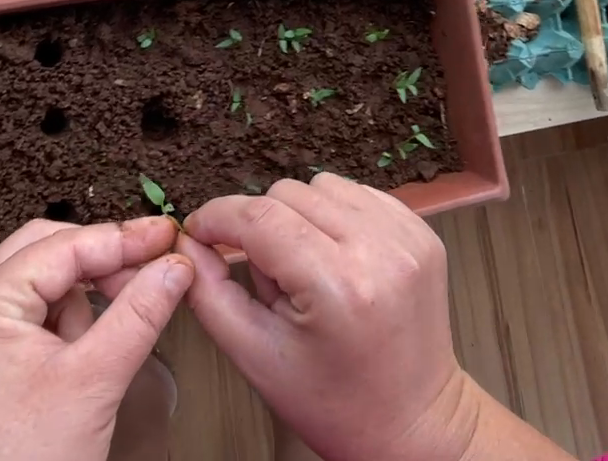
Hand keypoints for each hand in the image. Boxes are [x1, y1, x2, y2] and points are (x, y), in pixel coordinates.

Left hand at [0, 216, 193, 460]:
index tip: (166, 234)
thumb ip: (140, 311)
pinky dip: (68, 323)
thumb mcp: (95, 380)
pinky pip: (34, 314)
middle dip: (99, 263)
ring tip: (102, 349)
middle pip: (47, 251)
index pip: (62, 247)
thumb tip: (175, 265)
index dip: (120, 238)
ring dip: (84, 299)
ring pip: (44, 281)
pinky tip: (84, 360)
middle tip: (149, 271)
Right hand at [179, 174, 477, 460]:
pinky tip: (335, 255)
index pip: (259, 217)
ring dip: (299, 215)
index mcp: (337, 285)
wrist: (413, 422)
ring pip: (321, 185)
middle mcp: (378, 248)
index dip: (217, 217)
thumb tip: (188, 238)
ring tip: (306, 266)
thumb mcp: (254, 356)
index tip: (198, 230)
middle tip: (269, 276)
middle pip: (287, 193)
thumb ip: (209, 292)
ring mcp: (406, 234)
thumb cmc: (333, 401)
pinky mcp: (420, 230)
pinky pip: (356, 193)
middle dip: (260, 225)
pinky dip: (334, 213)